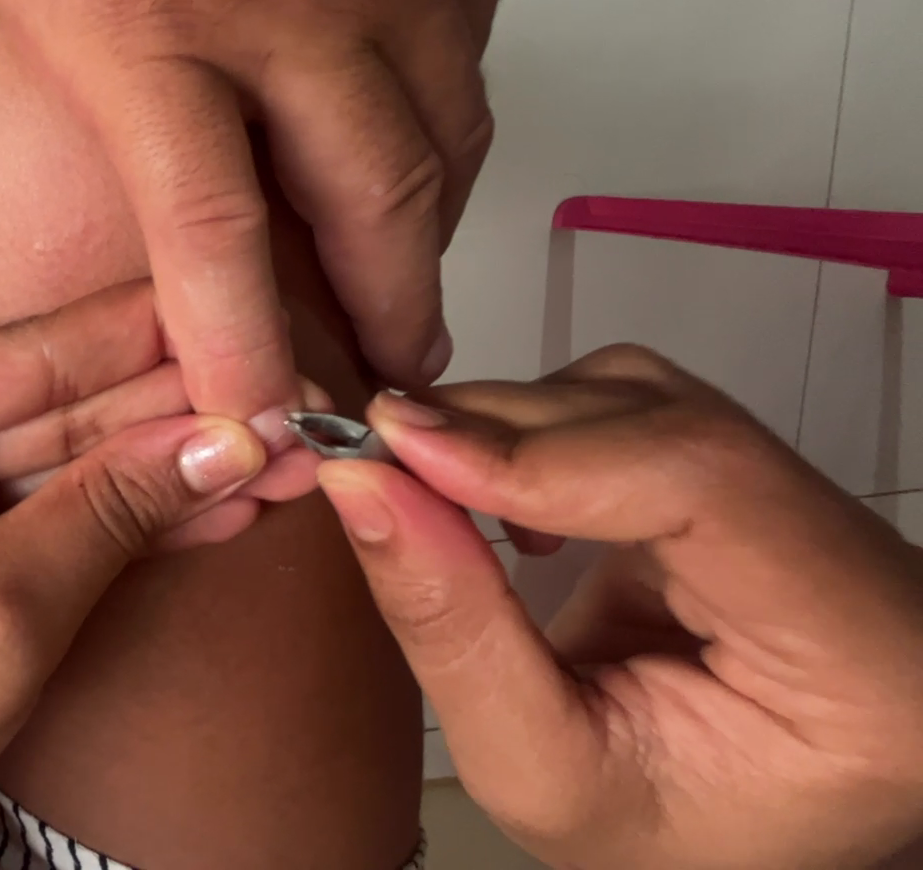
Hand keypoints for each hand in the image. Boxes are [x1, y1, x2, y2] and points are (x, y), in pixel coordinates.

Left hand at [0, 0, 520, 416]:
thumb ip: (72, 73)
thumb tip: (125, 162)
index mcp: (144, 24)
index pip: (212, 236)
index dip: (243, 345)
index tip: (262, 412)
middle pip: (369, 199)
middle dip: (390, 305)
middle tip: (391, 369)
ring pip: (441, 117)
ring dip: (432, 214)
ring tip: (412, 274)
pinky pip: (472, 15)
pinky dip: (451, 94)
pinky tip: (420, 128)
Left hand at [0, 285, 280, 869]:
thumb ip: (108, 511)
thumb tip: (224, 441)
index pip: (35, 353)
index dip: (157, 347)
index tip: (262, 343)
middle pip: (66, 393)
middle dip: (184, 407)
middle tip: (297, 404)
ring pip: (82, 444)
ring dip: (182, 455)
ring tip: (289, 451)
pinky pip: (69, 495)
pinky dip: (147, 503)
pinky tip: (228, 495)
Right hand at [318, 345, 922, 868]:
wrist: (705, 835)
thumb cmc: (642, 833)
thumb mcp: (527, 766)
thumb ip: (446, 625)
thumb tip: (357, 479)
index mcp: (864, 660)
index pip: (705, 483)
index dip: (538, 451)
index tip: (396, 450)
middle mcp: (858, 560)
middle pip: (660, 419)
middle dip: (492, 428)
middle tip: (375, 453)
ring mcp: (801, 511)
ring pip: (632, 394)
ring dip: (502, 422)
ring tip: (430, 482)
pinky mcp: (735, 486)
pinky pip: (616, 407)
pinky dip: (523, 428)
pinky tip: (497, 493)